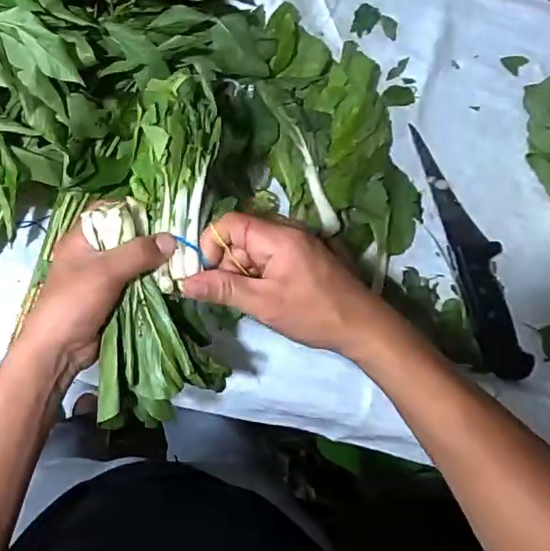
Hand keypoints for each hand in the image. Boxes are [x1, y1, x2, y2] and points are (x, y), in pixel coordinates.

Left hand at [13, 213, 172, 379]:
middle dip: (150, 238)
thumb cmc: (74, 302)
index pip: (107, 210)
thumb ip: (138, 252)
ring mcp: (101, 276)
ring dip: (153, 262)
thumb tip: (171, 239)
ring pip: (132, 261)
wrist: (58, 348)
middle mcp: (91, 252)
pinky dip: (150, 281)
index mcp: (80, 237)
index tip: (161, 213)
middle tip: (179, 237)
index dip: (132, 208)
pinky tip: (172, 279)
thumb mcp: (106, 271)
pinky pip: (135, 282)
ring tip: (182, 258)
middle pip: (124, 236)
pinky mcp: (111, 296)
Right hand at [180, 211, 395, 355]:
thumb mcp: (263, 304)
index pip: (229, 223)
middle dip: (226, 263)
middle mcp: (287, 231)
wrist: (365, 327)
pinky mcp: (303, 255)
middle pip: (239, 236)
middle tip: (232, 293)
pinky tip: (267, 296)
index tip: (207, 275)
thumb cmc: (313, 314)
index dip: (211, 244)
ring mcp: (297, 242)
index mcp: (278, 236)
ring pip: (252, 248)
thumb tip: (184, 283)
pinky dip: (258, 273)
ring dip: (242, 271)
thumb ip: (222, 289)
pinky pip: (268, 256)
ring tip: (254, 299)